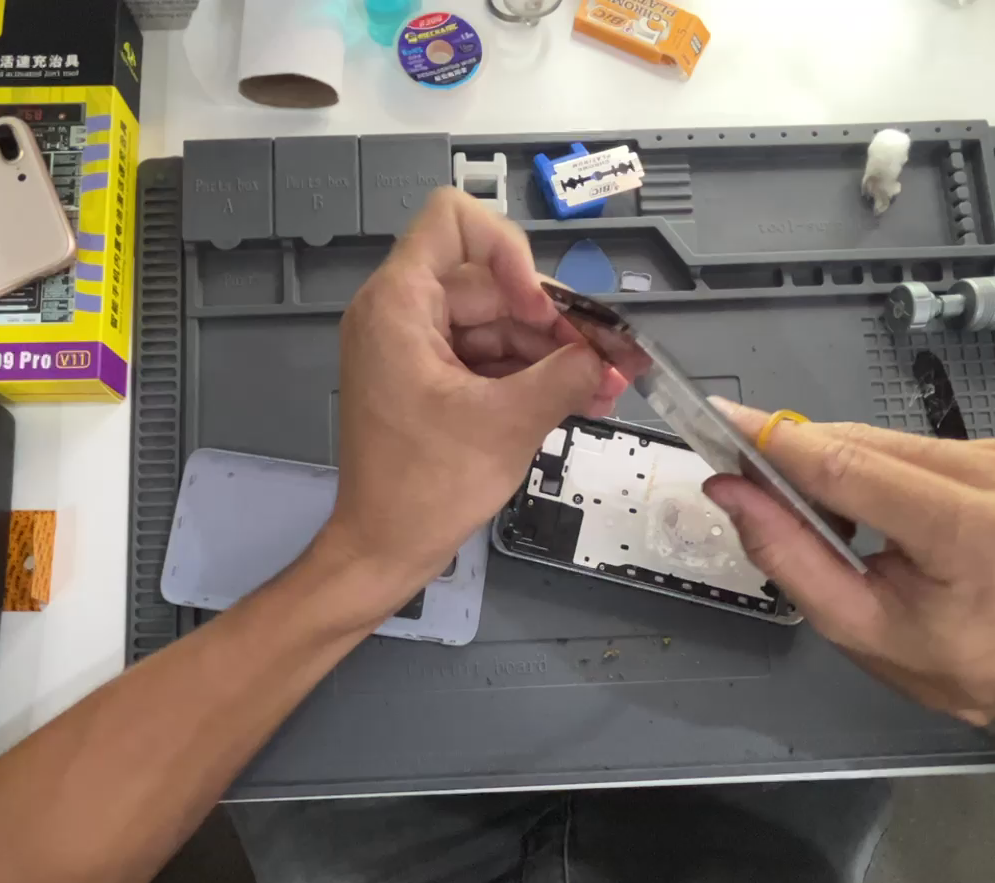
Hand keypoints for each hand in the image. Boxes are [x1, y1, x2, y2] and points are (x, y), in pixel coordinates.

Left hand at [320, 190, 627, 607]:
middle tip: (610, 359)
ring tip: (606, 387)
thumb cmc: (427, 488)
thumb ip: (566, 375)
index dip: (509, 250)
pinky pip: (487, 359)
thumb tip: (606, 356)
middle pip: (491, 284)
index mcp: (399, 305)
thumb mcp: (508, 425)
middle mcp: (402, 314)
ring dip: (552, 353)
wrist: (384, 549)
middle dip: (554, 322)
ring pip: (497, 325)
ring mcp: (416, 349)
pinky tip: (579, 398)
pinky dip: (529, 376)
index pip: (454, 222)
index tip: (538, 309)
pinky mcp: (430, 381)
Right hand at [701, 402, 994, 724]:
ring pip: (877, 439)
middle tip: (749, 486)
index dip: (779, 445)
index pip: (851, 470)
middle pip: (862, 447)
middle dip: (795, 459)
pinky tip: (855, 505)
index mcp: (975, 534)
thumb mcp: (845, 620)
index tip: (719, 420)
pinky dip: (860, 465)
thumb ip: (783, 551)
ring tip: (814, 515)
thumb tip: (726, 487)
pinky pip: (901, 444)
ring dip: (826, 465)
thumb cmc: (933, 658)